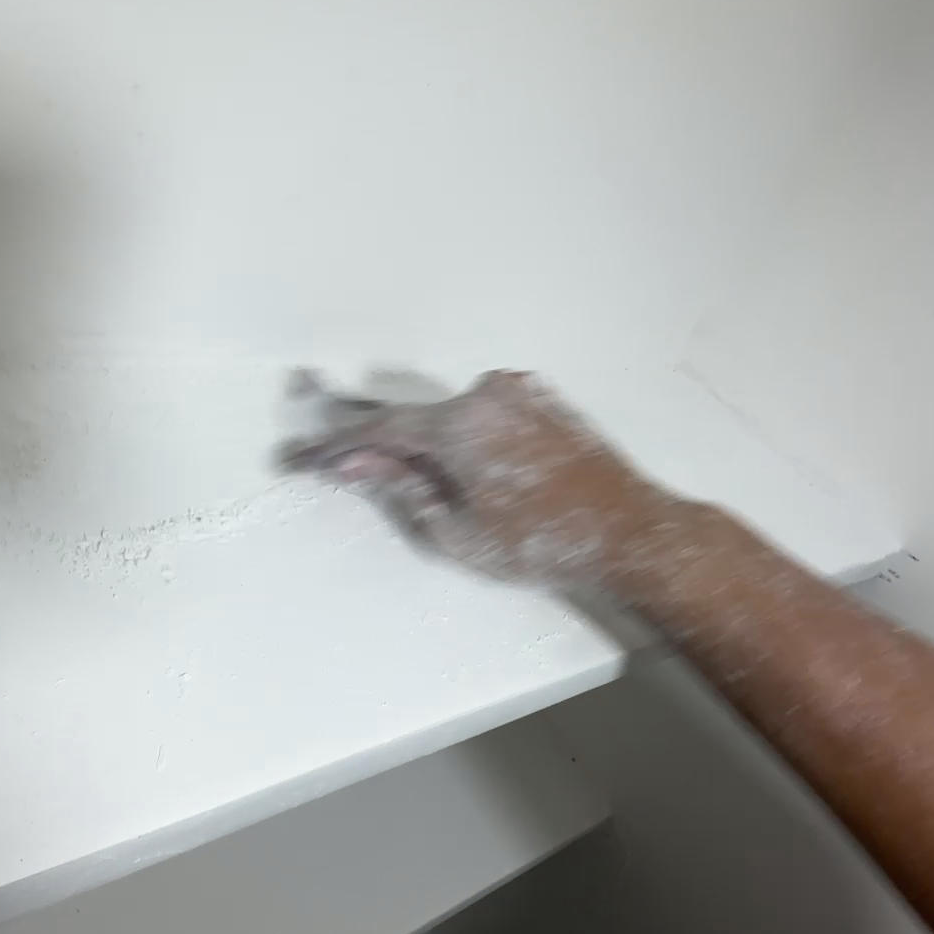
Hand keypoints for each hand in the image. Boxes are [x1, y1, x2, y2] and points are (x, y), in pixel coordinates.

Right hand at [278, 369, 687, 590]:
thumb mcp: (458, 532)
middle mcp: (487, 392)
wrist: (629, 530)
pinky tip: (464, 463)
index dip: (339, 443)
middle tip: (345, 462)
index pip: (382, 429)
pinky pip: (485, 412)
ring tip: (417, 477)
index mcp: (462, 422)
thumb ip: (403, 490)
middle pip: (417, 418)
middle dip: (380, 443)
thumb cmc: (538, 543)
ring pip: (452, 414)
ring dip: (427, 442)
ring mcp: (519, 390)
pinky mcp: (542, 397)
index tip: (304, 455)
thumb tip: (355, 463)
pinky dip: (463, 433)